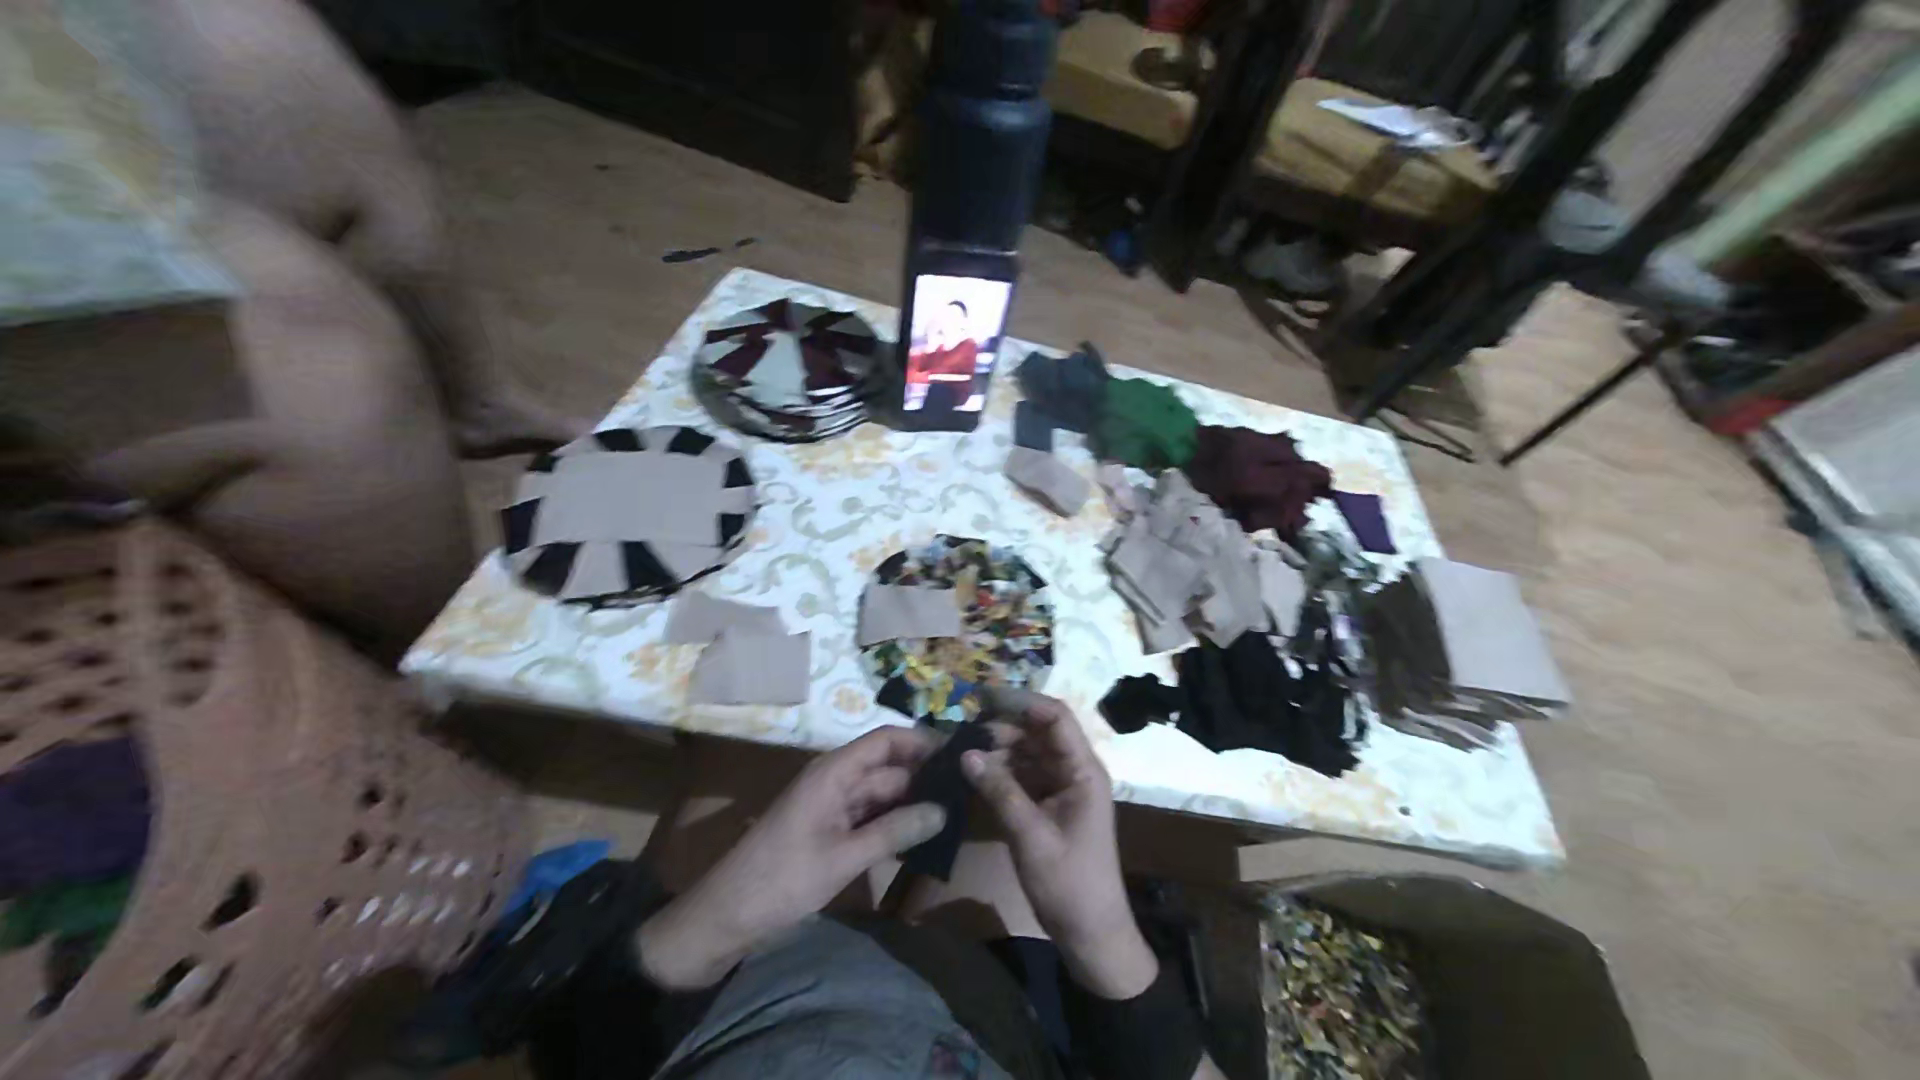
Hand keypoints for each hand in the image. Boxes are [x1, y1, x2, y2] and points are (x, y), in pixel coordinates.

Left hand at [637, 726, 946, 988]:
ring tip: (955, 813)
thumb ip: (894, 831)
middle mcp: (835, 779)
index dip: (922, 742)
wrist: (726, 916)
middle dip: (924, 777)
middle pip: (888, 767)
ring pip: (881, 793)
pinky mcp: (829, 829)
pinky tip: (922, 835)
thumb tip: (943, 810)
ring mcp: (831, 804)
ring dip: (911, 802)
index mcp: (834, 771)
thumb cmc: (782, 879)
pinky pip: (869, 816)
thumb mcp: (843, 857)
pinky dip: (893, 822)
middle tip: (967, 793)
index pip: (886, 739)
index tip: (959, 755)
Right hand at [965, 694, 1158, 999]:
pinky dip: (998, 772)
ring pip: (1026, 753)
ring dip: (996, 749)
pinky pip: (1021, 776)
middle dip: (1001, 726)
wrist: (1090, 933)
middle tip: (960, 730)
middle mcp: (1073, 771)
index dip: (1021, 701)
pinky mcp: (1047, 805)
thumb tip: (965, 754)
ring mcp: (1060, 788)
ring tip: (959, 751)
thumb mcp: (1031, 836)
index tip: (981, 697)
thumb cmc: (1069, 883)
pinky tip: (971, 774)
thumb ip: (999, 791)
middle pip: (1037, 732)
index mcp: (1083, 770)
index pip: (1055, 717)